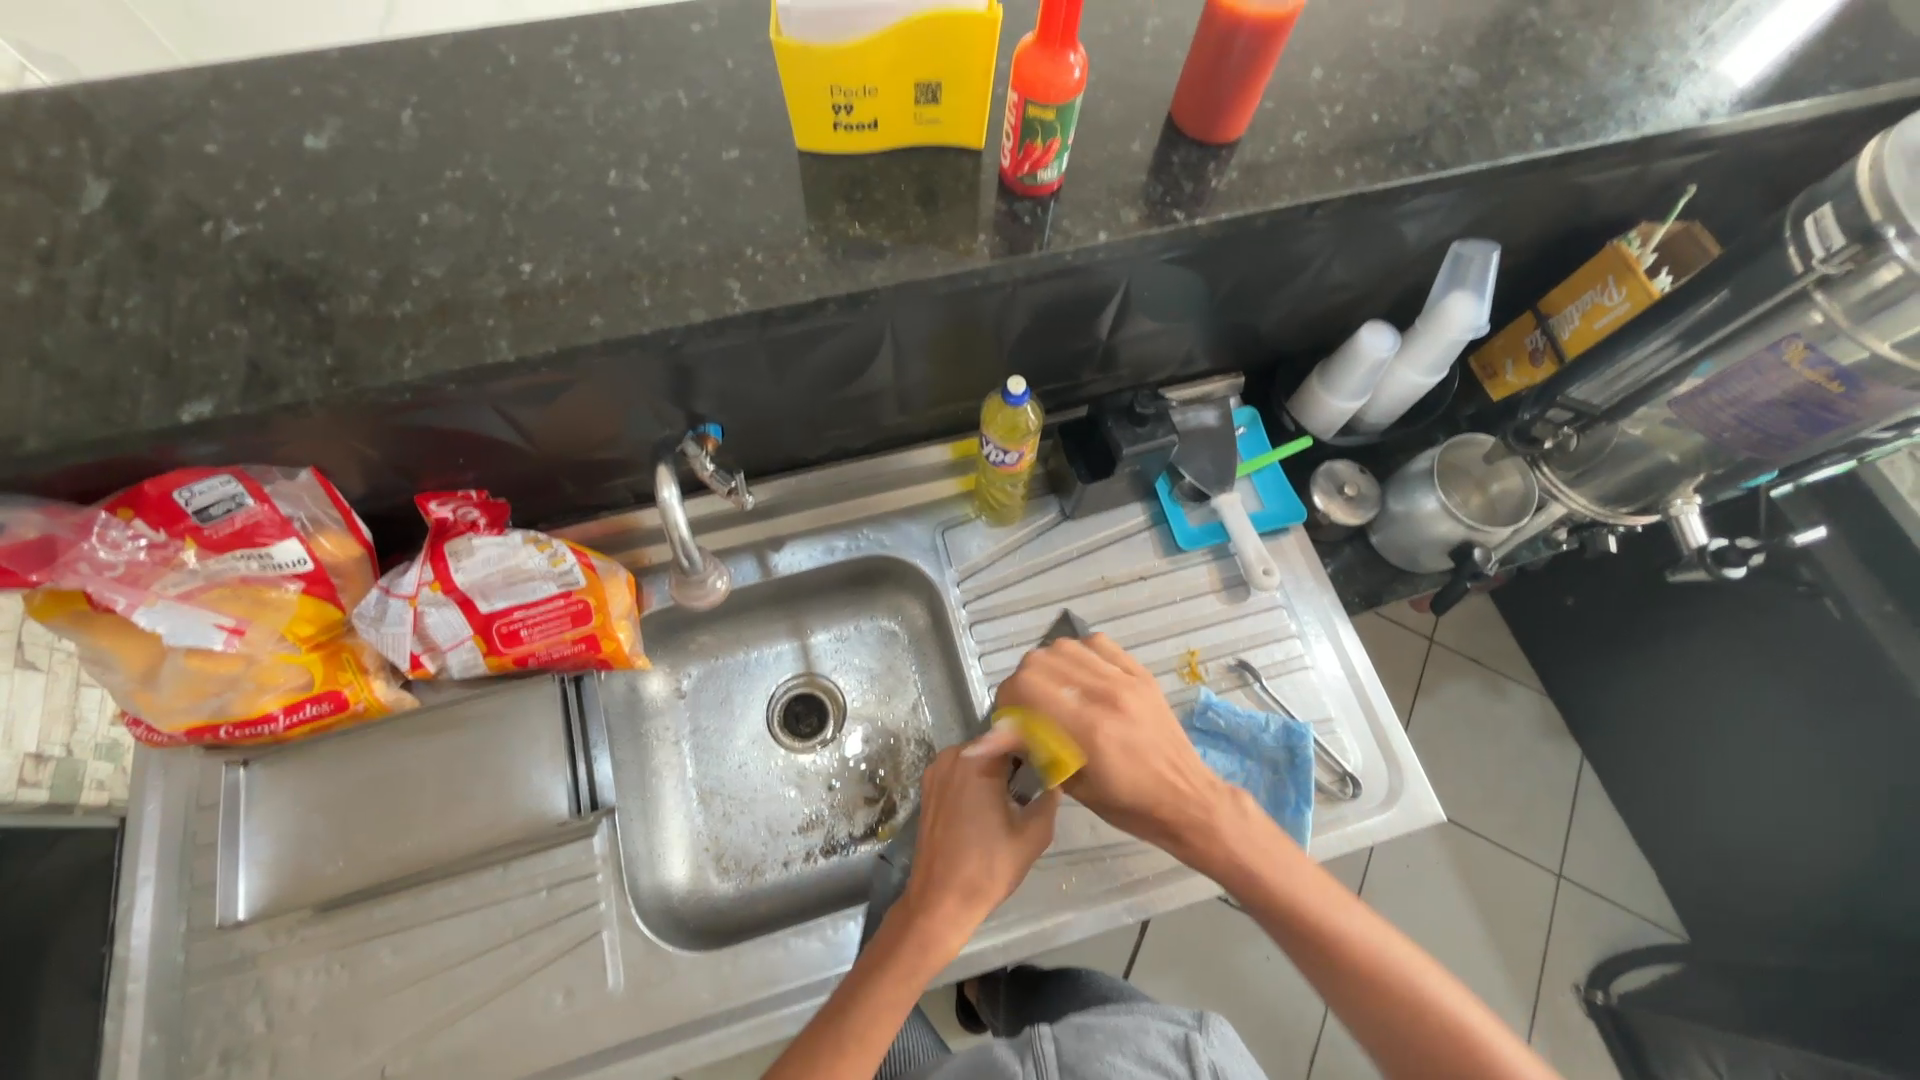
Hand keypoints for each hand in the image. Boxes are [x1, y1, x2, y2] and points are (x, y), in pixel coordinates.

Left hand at [900, 739, 1060, 934]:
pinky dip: (977, 781)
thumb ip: (1049, 799)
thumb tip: (1055, 781)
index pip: (1016, 736)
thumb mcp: (1033, 834)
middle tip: (1037, 782)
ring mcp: (936, 771)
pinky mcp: (928, 788)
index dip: (1037, 746)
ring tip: (1016, 797)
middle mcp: (954, 756)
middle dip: (1016, 759)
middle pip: (994, 745)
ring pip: (977, 758)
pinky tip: (991, 806)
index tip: (1052, 762)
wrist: (940, 900)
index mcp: (978, 761)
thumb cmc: (989, 867)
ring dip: (996, 770)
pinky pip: (960, 772)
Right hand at [982, 634, 1246, 858]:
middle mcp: (1105, 695)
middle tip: (1028, 707)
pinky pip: (1099, 643)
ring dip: (1048, 666)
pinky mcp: (1141, 674)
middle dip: (1023, 682)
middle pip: (1039, 661)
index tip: (1011, 719)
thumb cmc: (1128, 805)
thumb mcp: (1073, 785)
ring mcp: (1126, 680)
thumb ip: (1032, 750)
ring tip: (1053, 691)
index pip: (1026, 687)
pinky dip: (1080, 654)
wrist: (1186, 799)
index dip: (1007, 699)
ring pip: (1066, 646)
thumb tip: (984, 740)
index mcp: (1087, 729)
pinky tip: (1081, 677)